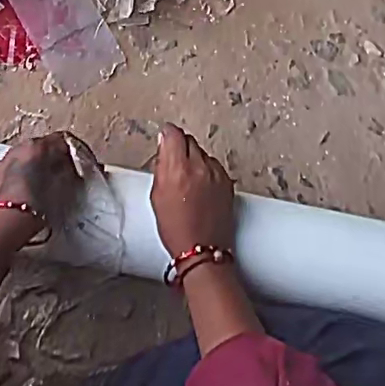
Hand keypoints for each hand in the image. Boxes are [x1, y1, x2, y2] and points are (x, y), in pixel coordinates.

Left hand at [0, 131, 88, 227]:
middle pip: (44, 146)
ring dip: (40, 164)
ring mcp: (7, 158)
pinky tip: (31, 188)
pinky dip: (26, 172)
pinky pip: (17, 166)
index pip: (62, 140)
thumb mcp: (63, 186)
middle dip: (56, 157)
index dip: (75, 152)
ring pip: (29, 155)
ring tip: (48, 182)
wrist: (6, 225)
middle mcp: (20, 146)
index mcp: (38, 145)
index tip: (82, 165)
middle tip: (67, 173)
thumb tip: (72, 167)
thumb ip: (69, 170)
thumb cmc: (38, 205)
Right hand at [150, 123, 237, 256]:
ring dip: (194, 159)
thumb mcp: (157, 195)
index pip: (173, 133)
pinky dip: (207, 171)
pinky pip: (214, 166)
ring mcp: (216, 174)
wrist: (203, 252)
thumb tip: (163, 148)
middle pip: (189, 140)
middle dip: (180, 147)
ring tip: (188, 181)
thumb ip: (161, 167)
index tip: (165, 138)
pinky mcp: (227, 182)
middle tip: (174, 162)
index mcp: (178, 168)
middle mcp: (199, 166)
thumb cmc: (177, 229)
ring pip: (202, 153)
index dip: (167, 134)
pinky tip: (201, 187)